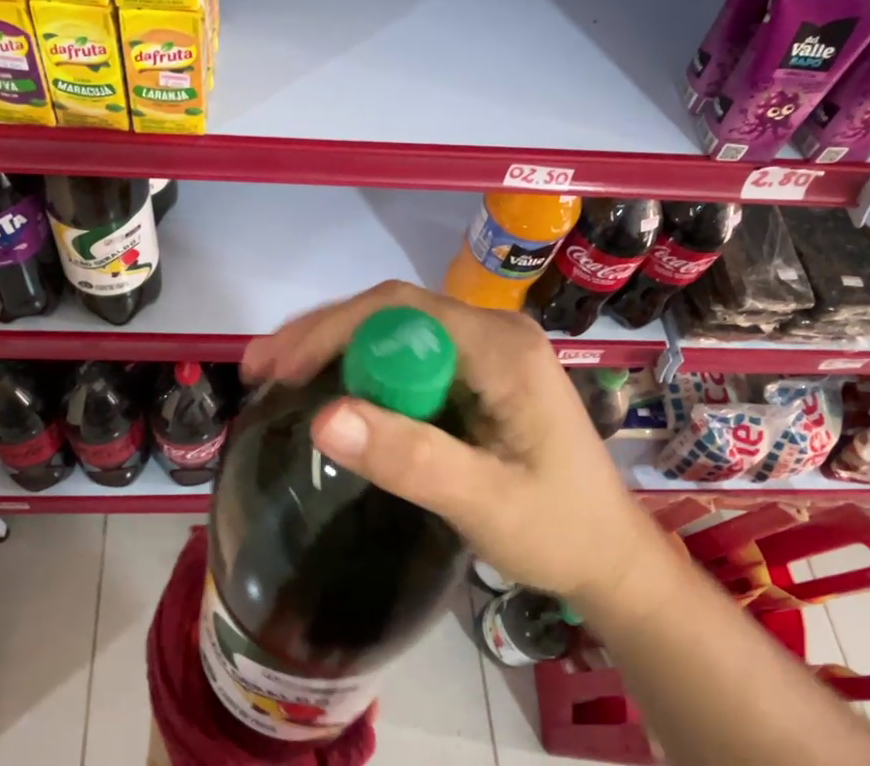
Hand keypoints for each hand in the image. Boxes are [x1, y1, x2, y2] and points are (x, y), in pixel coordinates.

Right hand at [241, 280, 667, 602]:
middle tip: (260, 369)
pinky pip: (409, 357)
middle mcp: (493, 332)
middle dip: (321, 335)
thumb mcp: (486, 503)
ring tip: (277, 375)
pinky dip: (362, 371)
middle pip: (391, 313)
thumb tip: (322, 418)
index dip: (329, 332)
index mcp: (501, 348)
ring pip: (394, 331)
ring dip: (334, 349)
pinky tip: (328, 390)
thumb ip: (412, 460)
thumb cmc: (558, 531)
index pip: (398, 312)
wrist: (609, 556)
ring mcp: (486, 351)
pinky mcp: (478, 374)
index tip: (277, 369)